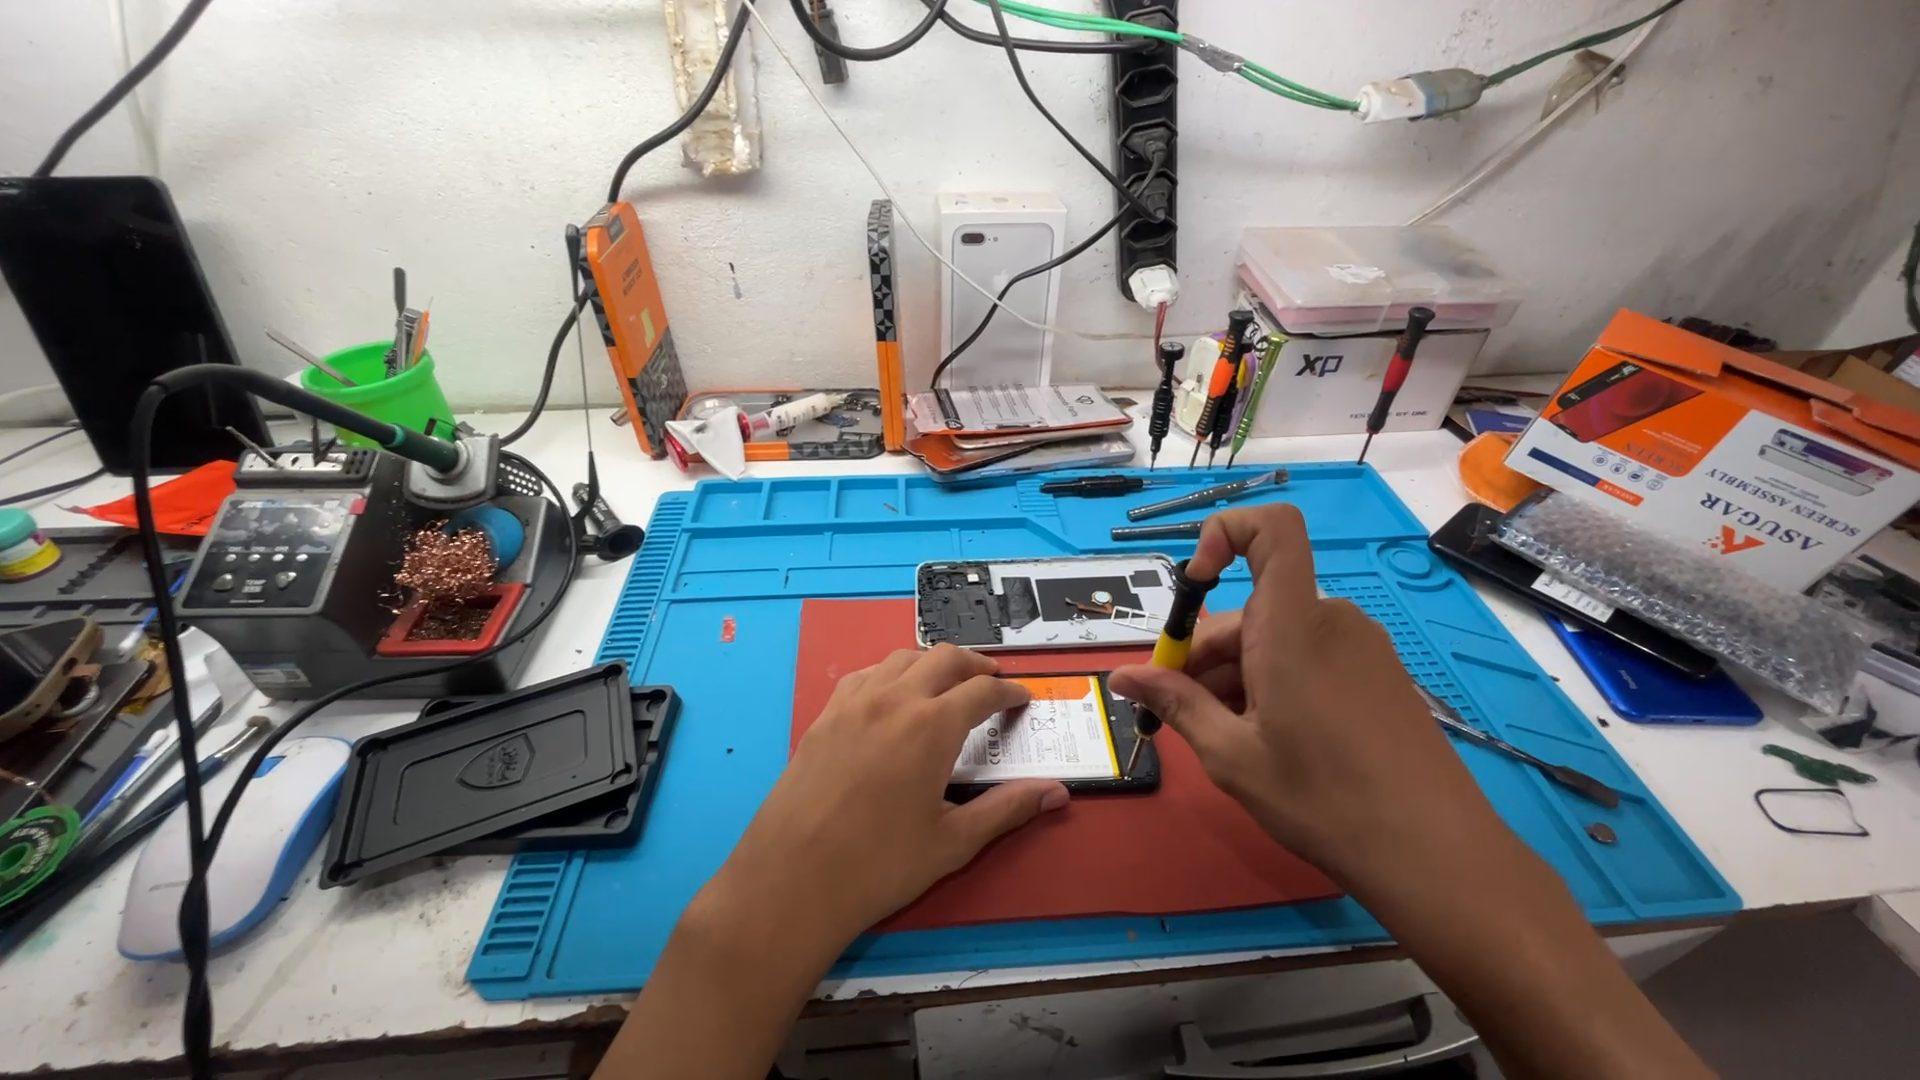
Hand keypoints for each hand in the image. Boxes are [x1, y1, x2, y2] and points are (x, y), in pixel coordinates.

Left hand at [707, 645, 1069, 944]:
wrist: (792, 879)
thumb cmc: (879, 865)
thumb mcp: (953, 841)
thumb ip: (1007, 809)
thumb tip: (1057, 793)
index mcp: (932, 725)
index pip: (982, 691)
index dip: (1009, 692)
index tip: (1022, 698)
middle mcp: (894, 699)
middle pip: (944, 658)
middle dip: (976, 666)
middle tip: (992, 684)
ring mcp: (853, 702)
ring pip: (902, 658)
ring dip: (932, 664)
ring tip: (946, 685)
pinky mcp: (825, 715)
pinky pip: (864, 675)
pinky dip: (890, 674)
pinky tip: (892, 697)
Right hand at [1110, 504, 1506, 895]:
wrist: (1435, 854)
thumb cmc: (1322, 798)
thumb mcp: (1231, 754)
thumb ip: (1174, 702)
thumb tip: (1122, 675)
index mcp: (1294, 625)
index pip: (1271, 529)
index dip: (1225, 533)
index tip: (1194, 586)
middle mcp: (1329, 620)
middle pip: (1252, 607)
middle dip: (1205, 650)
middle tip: (1178, 711)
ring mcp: (1360, 646)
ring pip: (1276, 636)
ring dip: (1235, 673)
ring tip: (1222, 736)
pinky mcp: (1376, 673)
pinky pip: (1307, 655)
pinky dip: (1272, 680)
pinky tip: (1263, 737)